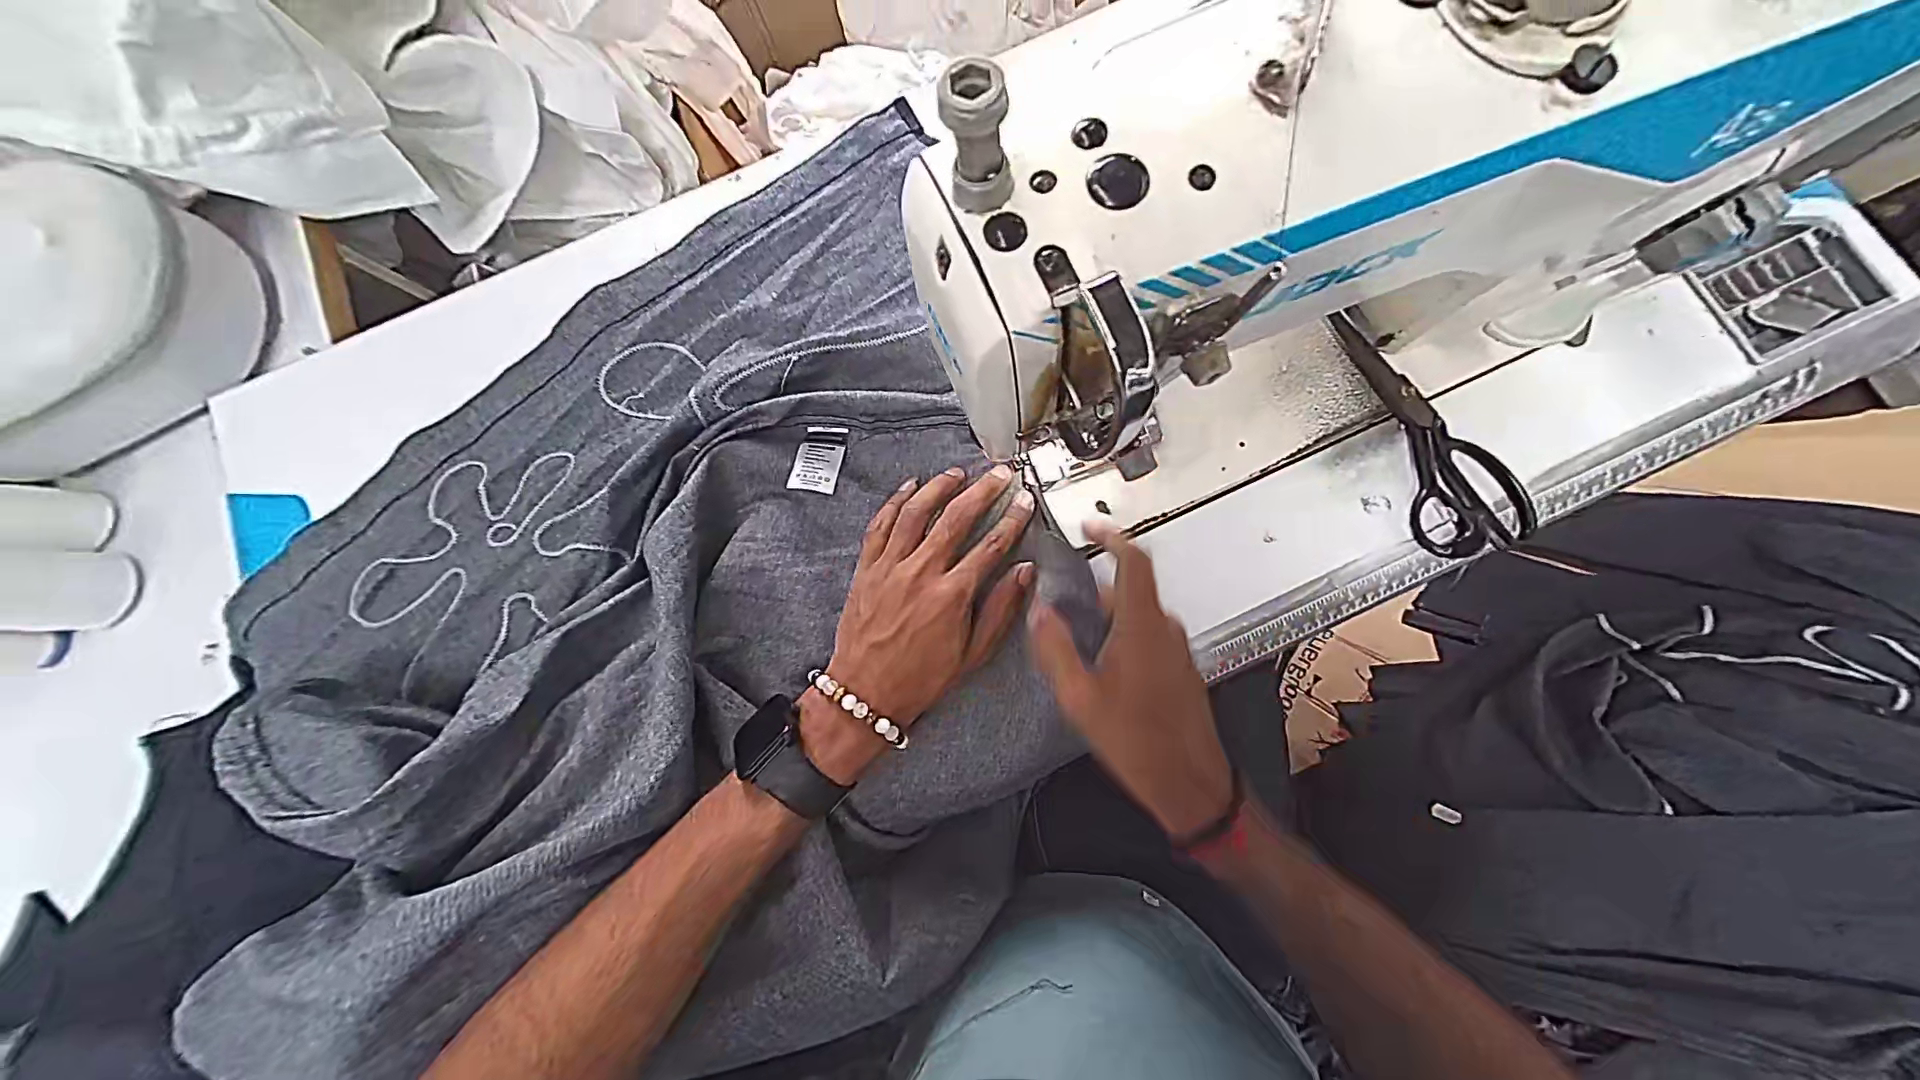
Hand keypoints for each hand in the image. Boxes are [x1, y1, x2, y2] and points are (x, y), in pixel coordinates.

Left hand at [799, 465, 1035, 783]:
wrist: (865, 692)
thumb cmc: (918, 678)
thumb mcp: (972, 654)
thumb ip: (1000, 609)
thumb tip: (1023, 574)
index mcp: (951, 595)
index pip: (991, 545)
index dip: (1013, 519)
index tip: (1024, 503)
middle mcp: (920, 574)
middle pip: (956, 517)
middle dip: (982, 490)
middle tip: (998, 475)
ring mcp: (890, 567)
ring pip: (916, 512)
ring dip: (939, 487)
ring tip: (956, 474)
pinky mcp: (867, 568)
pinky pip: (880, 525)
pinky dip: (895, 502)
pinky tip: (909, 488)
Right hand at [1026, 520, 1233, 838]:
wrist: (1189, 781)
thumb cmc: (1140, 743)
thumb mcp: (1080, 697)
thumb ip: (1055, 648)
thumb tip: (1040, 614)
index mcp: (1142, 627)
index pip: (1134, 561)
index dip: (1112, 536)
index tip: (1092, 526)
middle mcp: (1166, 630)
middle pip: (1133, 586)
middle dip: (1099, 582)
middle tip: (1070, 591)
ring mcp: (1177, 648)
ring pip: (1141, 611)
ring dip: (1111, 611)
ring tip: (1081, 633)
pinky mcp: (1180, 666)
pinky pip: (1151, 632)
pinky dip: (1126, 631)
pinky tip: (1105, 662)